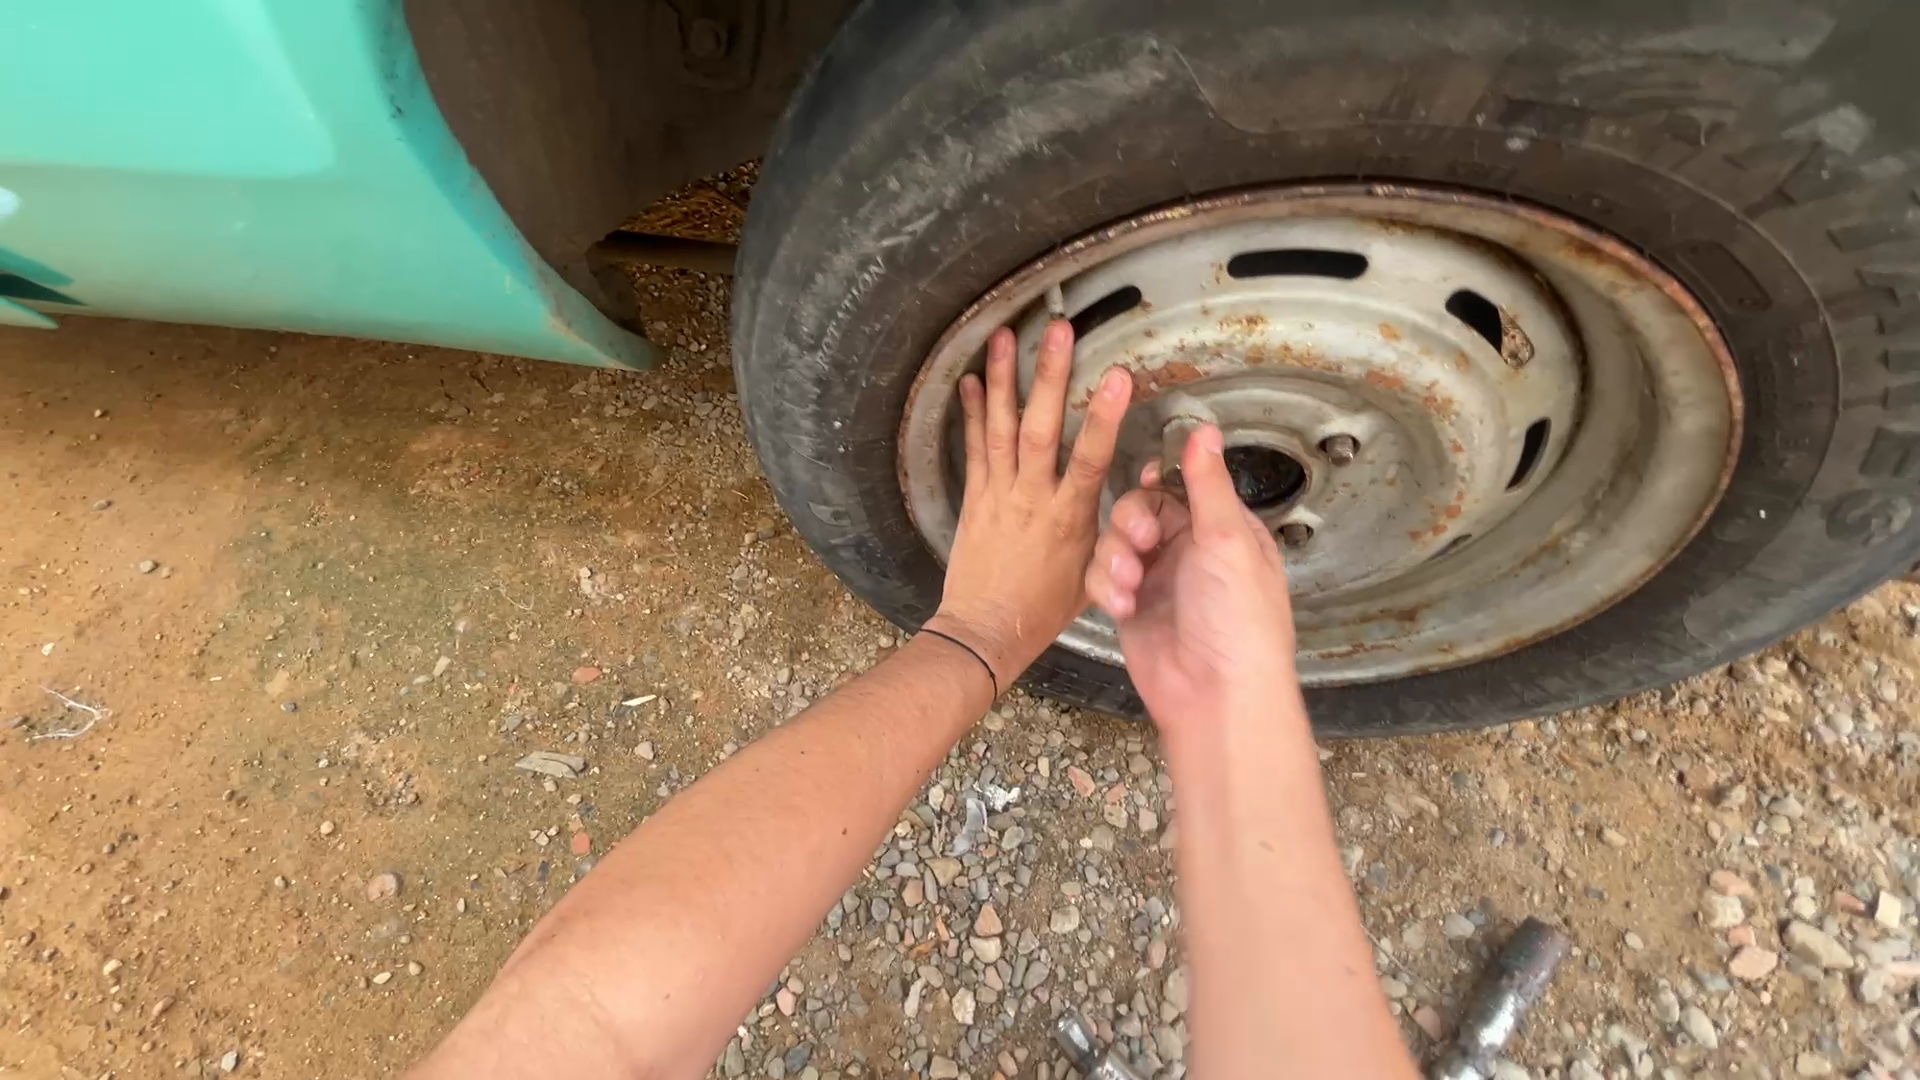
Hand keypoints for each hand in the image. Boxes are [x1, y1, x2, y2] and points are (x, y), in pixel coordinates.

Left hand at [929, 319, 1131, 685]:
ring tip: (1004, 337)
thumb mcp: (1090, 580)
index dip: (1104, 416)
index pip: (1092, 459)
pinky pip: (973, 450)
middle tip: (1057, 330)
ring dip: (1005, 381)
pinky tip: (971, 381)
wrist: (985, 631)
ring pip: (1002, 430)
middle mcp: (1033, 498)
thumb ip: (1109, 540)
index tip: (1116, 376)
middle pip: (1041, 430)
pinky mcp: (974, 499)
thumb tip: (1137, 516)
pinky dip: (972, 414)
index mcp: (1070, 519)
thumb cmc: (1043, 611)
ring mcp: (999, 495)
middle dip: (1050, 377)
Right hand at [1083, 424, 1300, 734]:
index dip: (1160, 483)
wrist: (1213, 693)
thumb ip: (1207, 484)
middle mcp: (1187, 550)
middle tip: (1140, 544)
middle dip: (1132, 525)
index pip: (1182, 488)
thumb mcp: (1228, 541)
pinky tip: (1122, 607)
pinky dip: (1105, 589)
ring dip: (1115, 559)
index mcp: (1222, 530)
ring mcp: (1155, 579)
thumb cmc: (1237, 617)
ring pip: (1114, 543)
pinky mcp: (1128, 606)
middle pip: (1139, 511)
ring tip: (1129, 586)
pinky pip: (1100, 579)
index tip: (1147, 480)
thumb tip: (1205, 429)